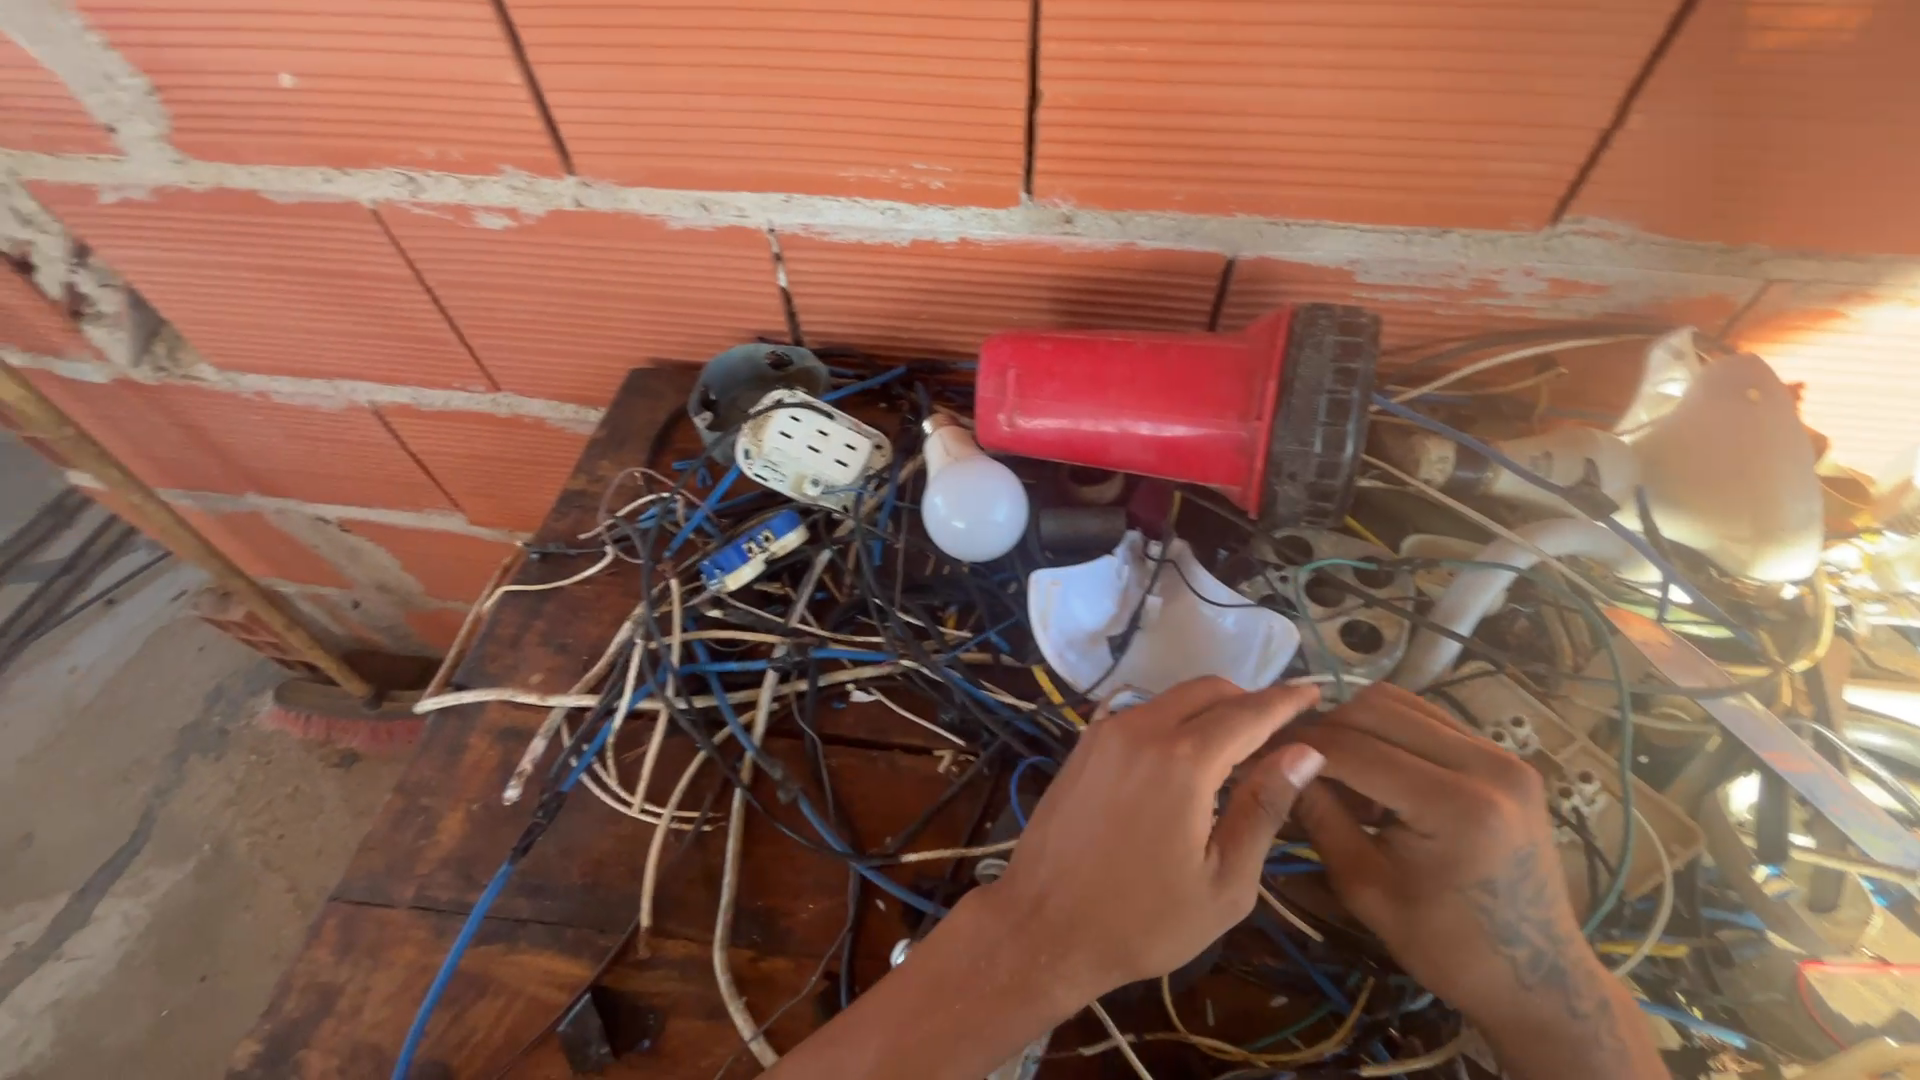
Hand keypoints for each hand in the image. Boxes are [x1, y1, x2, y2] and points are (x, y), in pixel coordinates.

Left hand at [973, 677, 1324, 1001]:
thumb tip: (1304, 752)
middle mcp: (1142, 729)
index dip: (1286, 701)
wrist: (1043, 926)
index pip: (1249, 713)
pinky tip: (1185, 757)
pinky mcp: (1084, 746)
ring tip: (1237, 747)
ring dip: (1209, 709)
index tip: (1315, 692)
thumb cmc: (1143, 919)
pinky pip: (1140, 715)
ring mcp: (1105, 733)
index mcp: (1183, 760)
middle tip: (1279, 729)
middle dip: (1248, 700)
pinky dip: (1173, 720)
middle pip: (1208, 691)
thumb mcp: (1223, 880)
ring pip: (1170, 698)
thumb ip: (1263, 806)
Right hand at [1292, 684, 1664, 1078]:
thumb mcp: (1363, 885)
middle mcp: (1488, 765)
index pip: (1352, 748)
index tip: (1255, 751)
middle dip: (1323, 729)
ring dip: (1354, 725)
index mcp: (1456, 807)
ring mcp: (1503, 756)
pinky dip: (1387, 731)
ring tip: (1332, 765)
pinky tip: (1372, 767)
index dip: (1294, 746)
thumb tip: (1271, 761)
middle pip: (1374, 708)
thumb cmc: (1444, 944)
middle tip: (1288, 758)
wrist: (1538, 978)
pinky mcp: (1505, 758)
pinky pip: (1427, 719)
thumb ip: (1318, 813)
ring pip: (1399, 703)